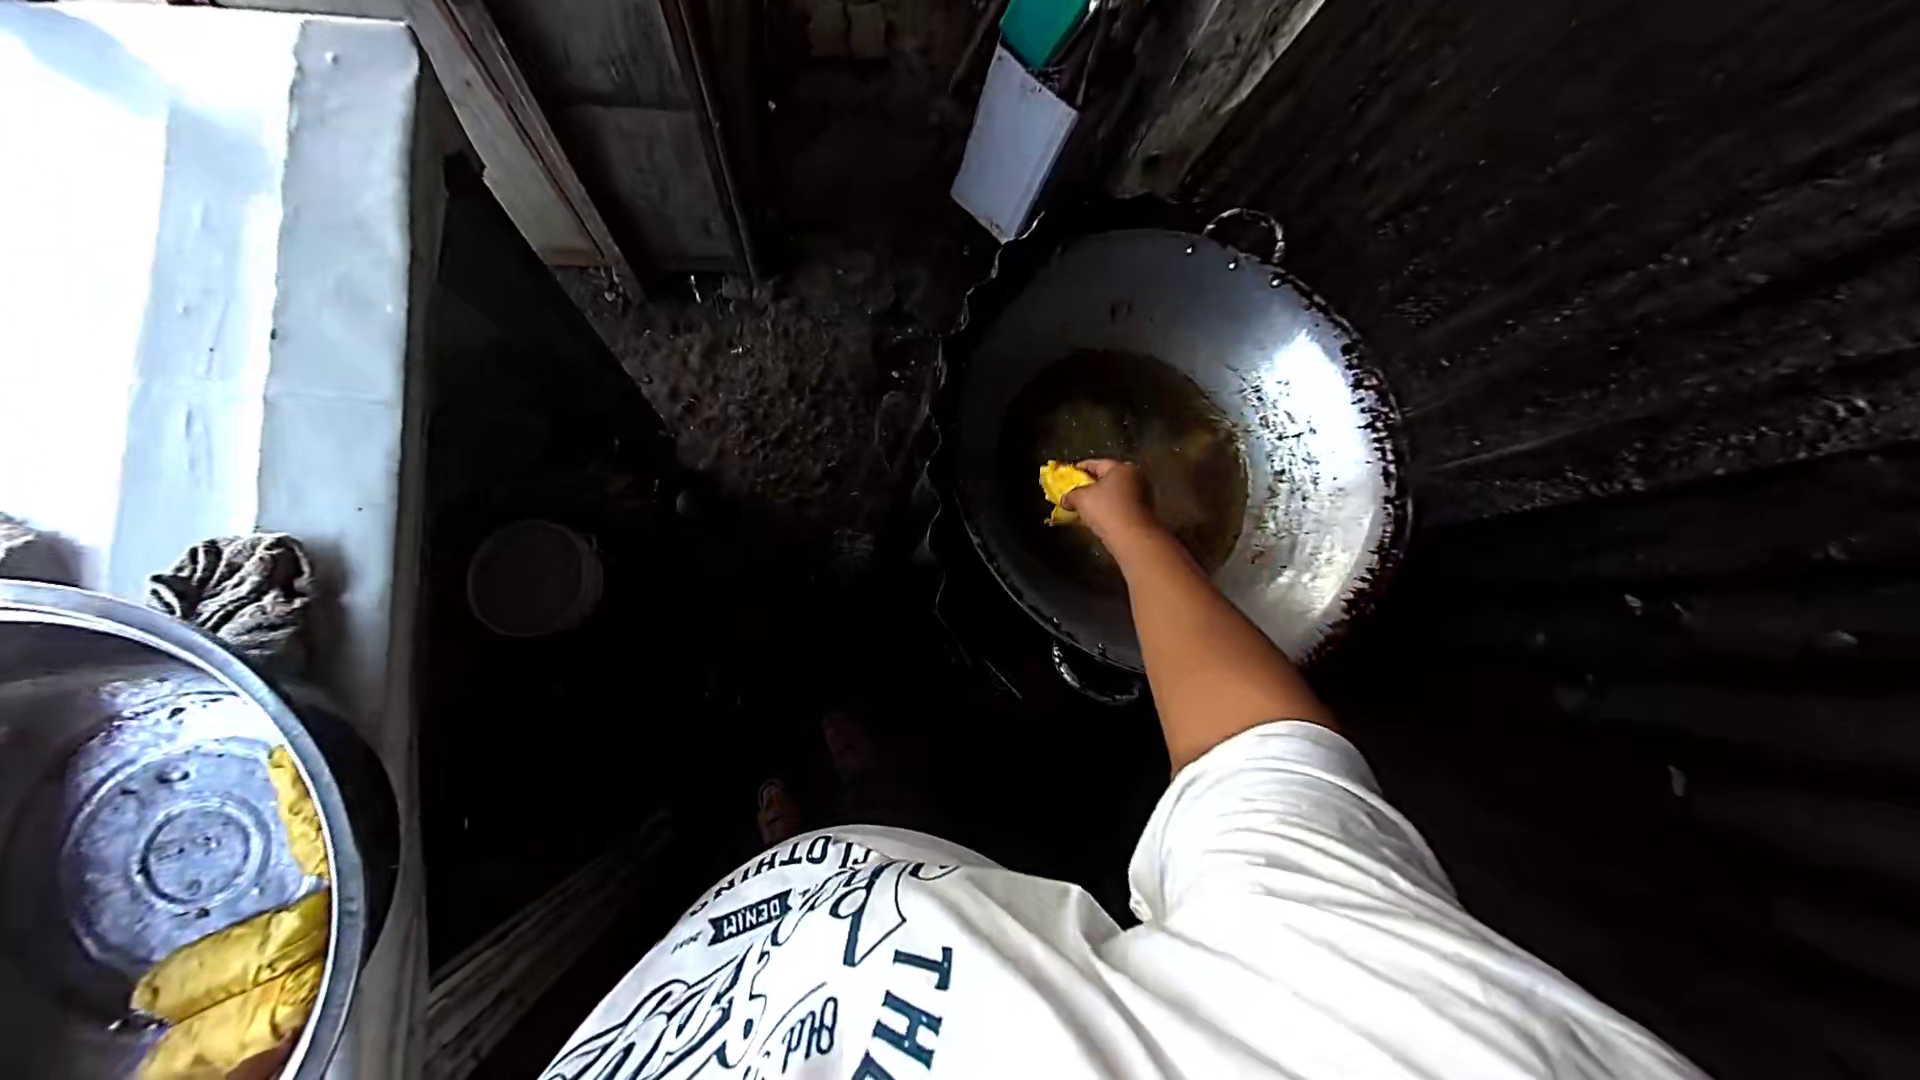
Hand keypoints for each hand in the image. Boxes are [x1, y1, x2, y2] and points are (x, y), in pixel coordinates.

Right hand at [1061, 459, 1159, 541]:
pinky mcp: (1143, 512)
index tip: (1068, 475)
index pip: (1096, 464)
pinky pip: (1120, 505)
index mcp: (1121, 468)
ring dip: (1099, 499)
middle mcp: (1135, 477)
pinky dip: (1108, 508)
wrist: (1133, 538)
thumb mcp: (1081, 499)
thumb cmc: (1107, 510)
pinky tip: (1096, 517)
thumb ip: (1070, 495)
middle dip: (1090, 485)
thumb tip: (1064, 500)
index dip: (1079, 468)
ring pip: (1114, 493)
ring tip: (1083, 506)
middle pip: (1107, 478)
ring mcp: (1142, 495)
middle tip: (1075, 491)